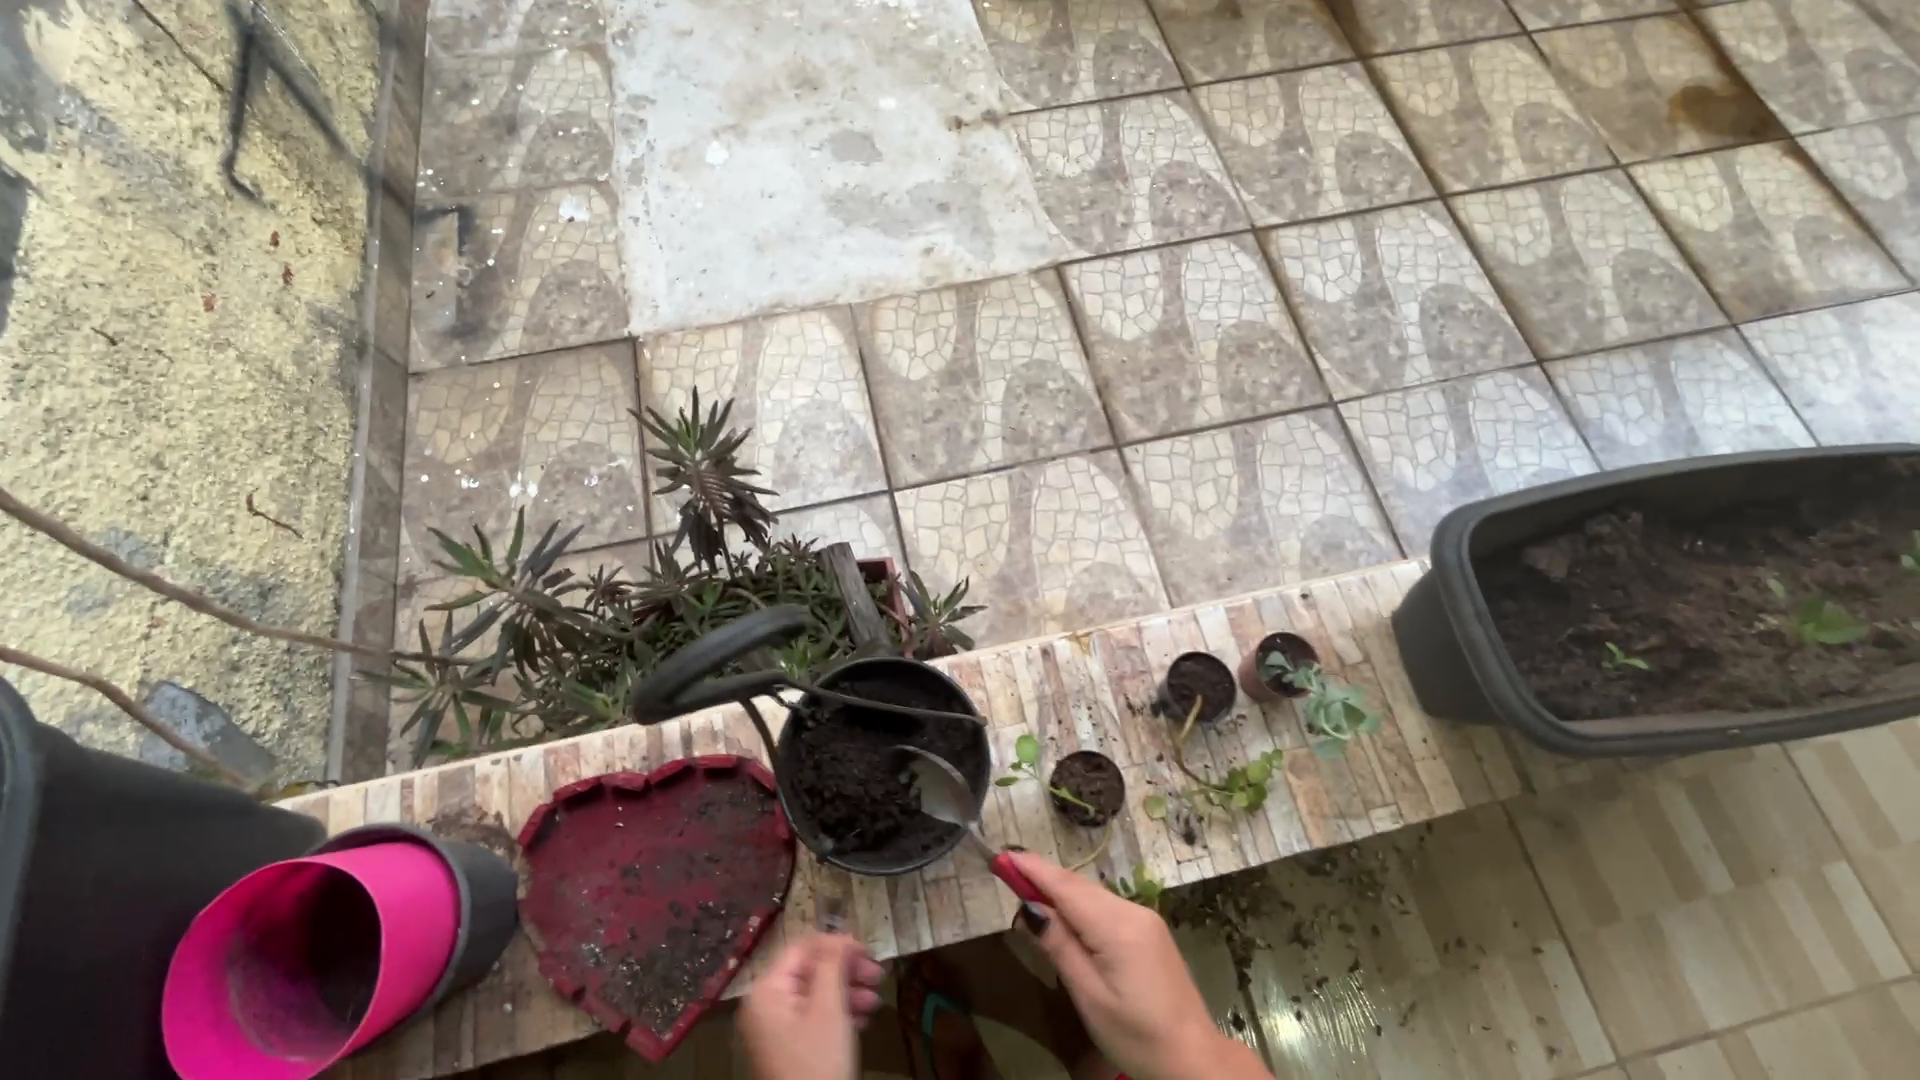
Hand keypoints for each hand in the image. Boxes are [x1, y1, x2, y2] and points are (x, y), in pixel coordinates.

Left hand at [739, 934, 885, 1079]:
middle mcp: (765, 1005)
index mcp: (767, 990)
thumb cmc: (818, 1060)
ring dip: (847, 992)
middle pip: (810, 971)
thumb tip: (839, 932)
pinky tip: (861, 1020)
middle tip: (877, 975)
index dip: (836, 944)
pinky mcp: (788, 1048)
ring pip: (815, 994)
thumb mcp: (829, 1007)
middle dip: (846, 971)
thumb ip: (833, 963)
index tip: (867, 950)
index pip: (802, 948)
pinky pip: (813, 1017)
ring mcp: (775, 1029)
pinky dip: (838, 1013)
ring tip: (875, 1001)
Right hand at [1009, 852, 1270, 1079]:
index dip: (1032, 869)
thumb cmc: (1137, 1036)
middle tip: (1004, 868)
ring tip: (1024, 887)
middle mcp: (1132, 911)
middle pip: (1078, 886)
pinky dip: (1078, 903)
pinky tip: (1062, 912)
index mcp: (1116, 926)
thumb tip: (1029, 908)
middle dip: (1041, 876)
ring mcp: (1144, 918)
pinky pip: (1104, 906)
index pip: (1065, 886)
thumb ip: (1059, 946)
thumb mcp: (1089, 996)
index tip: (1001, 855)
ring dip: (1059, 889)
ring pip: (1091, 894)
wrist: (1194, 1060)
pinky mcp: (1148, 930)